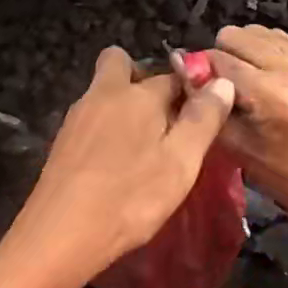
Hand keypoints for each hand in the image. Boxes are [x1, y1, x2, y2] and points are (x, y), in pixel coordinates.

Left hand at [9, 47, 235, 286]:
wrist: (65, 224)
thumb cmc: (132, 196)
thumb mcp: (180, 163)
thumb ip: (202, 120)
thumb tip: (222, 82)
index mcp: (137, 94)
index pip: (171, 75)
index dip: (188, 88)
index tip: (202, 109)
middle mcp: (104, 92)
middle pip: (121, 63)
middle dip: (141, 77)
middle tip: (165, 116)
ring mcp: (79, 111)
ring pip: (104, 89)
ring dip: (125, 103)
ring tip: (148, 144)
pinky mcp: (65, 133)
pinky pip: (92, 114)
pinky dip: (108, 124)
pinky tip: (119, 158)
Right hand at [208, 26, 287, 222]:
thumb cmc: (271, 167)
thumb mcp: (226, 138)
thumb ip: (200, 96)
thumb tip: (177, 59)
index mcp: (272, 96)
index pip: (218, 58)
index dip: (202, 69)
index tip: (200, 86)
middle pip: (235, 36)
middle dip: (222, 56)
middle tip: (226, 83)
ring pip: (254, 32)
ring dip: (242, 50)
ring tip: (244, 77)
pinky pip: (276, 37)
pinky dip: (261, 49)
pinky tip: (261, 72)